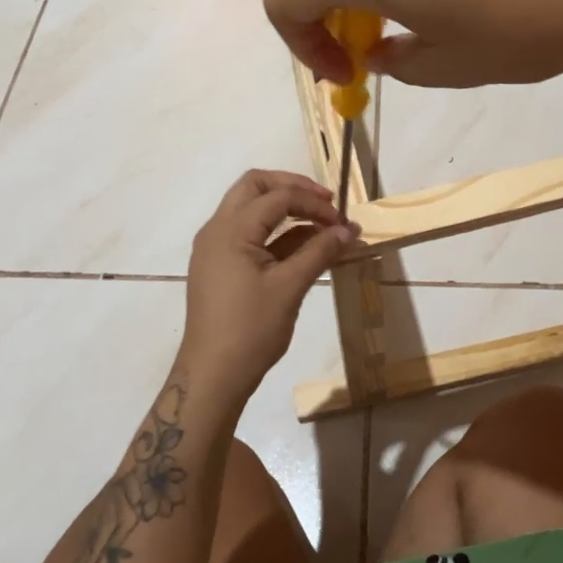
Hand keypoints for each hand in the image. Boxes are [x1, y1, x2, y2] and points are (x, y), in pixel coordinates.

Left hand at [182, 170, 357, 399]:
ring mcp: (215, 248)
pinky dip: (277, 234)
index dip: (313, 203)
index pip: (277, 197)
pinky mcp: (220, 267)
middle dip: (293, 189)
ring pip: (251, 209)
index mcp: (230, 229)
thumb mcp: (290, 287)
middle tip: (325, 203)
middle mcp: (217, 230)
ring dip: (286, 211)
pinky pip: (249, 235)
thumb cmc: (251, 329)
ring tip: (323, 228)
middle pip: (255, 187)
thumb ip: (319, 252)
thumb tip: (349, 230)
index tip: (342, 221)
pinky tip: (306, 248)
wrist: (213, 375)